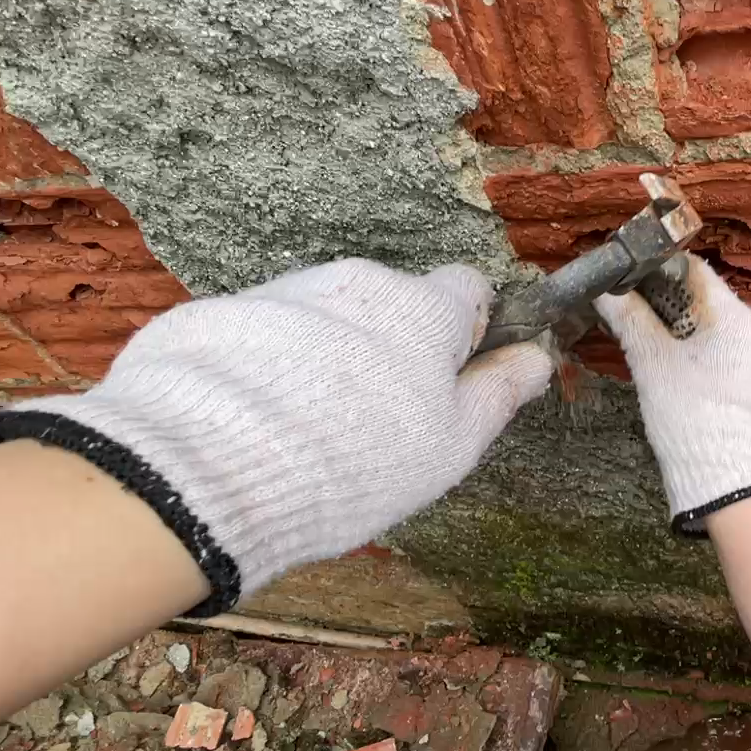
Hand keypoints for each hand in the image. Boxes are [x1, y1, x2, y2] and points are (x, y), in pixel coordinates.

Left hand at [0, 260, 551, 611]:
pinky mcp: (220, 314)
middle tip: (379, 418)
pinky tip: (260, 420)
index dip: (469, 331)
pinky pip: (269, 334)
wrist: (212, 468)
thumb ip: (501, 391)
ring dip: (334, 355)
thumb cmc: (362, 455)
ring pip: (331, 318)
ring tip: (311, 426)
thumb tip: (538, 357)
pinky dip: (277, 365)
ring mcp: (284, 291)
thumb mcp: (454, 440)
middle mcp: (358, 282)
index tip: (450, 377)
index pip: (468, 287)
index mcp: (423, 307)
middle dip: (397, 348)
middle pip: (395, 306)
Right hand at [594, 255, 750, 532]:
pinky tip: (639, 336)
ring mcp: (734, 349)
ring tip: (620, 310)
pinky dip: (668, 334)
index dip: (655, 263)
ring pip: (690, 316)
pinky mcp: (724, 369)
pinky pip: (694, 338)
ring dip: (657, 313)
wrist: (714, 470)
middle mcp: (740, 326)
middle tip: (613, 288)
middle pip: (691, 292)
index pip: (692, 269)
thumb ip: (630, 319)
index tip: (622, 263)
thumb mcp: (652, 361)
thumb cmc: (689, 413)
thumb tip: (604, 288)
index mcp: (732, 316)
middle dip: (651, 289)